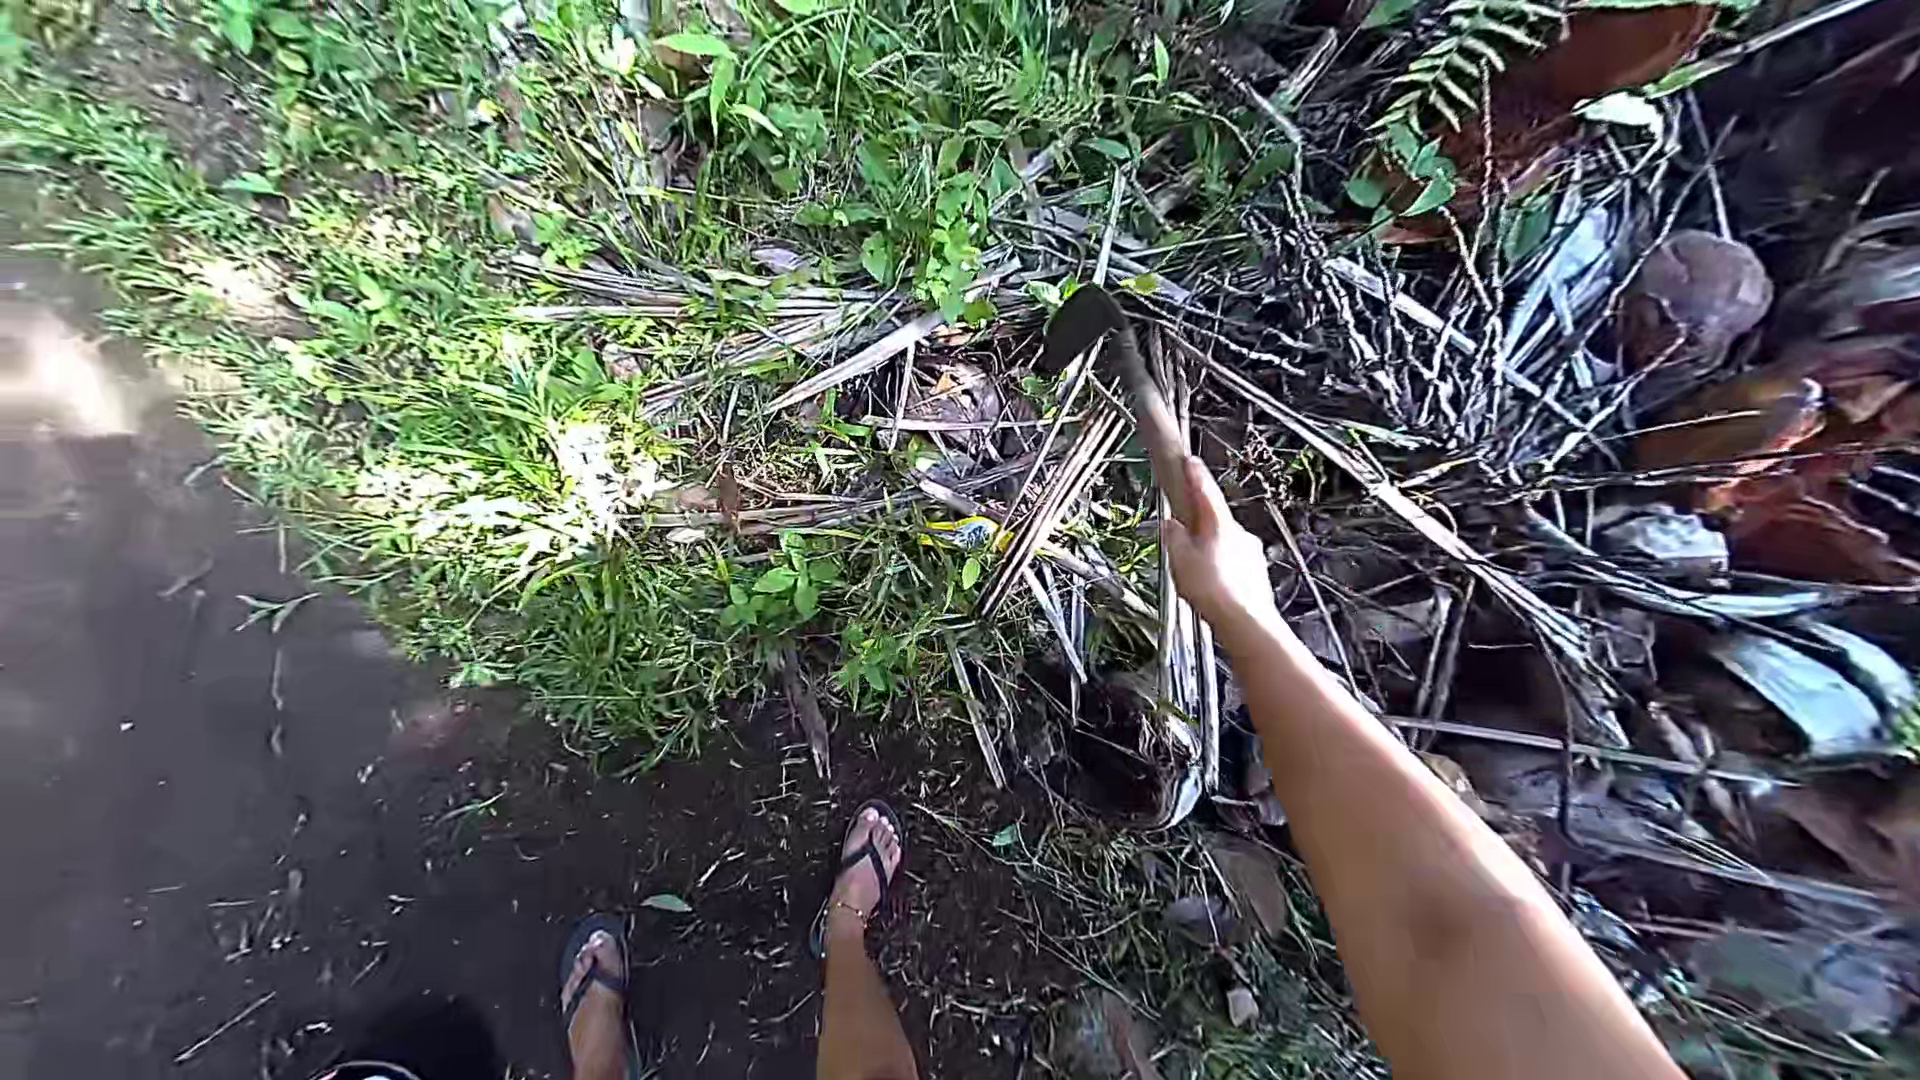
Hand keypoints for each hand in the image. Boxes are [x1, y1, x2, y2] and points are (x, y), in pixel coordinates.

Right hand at [1162, 456, 1283, 642]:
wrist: (1245, 621)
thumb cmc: (1212, 589)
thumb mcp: (1179, 560)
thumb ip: (1174, 537)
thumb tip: (1171, 524)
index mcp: (1218, 524)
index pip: (1205, 490)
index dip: (1195, 474)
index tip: (1190, 460)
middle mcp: (1238, 532)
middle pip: (1214, 516)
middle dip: (1198, 518)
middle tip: (1182, 524)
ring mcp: (1250, 551)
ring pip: (1224, 539)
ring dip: (1208, 544)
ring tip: (1192, 565)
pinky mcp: (1255, 570)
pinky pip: (1232, 557)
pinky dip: (1220, 561)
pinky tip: (1209, 579)